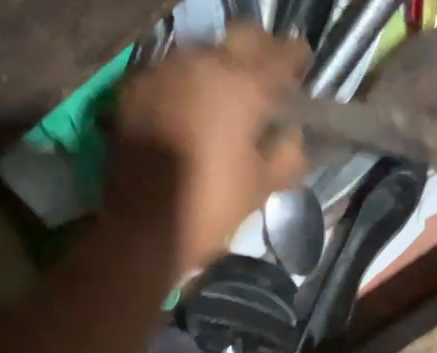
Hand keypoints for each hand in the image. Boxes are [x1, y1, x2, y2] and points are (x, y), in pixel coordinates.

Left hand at [110, 25, 309, 272]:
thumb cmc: (210, 209)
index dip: (297, 60)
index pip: (282, 55)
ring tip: (227, 95)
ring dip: (220, 69)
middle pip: (241, 39)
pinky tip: (191, 109)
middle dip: (259, 54)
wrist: (142, 229)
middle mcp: (203, 64)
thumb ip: (288, 154)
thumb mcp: (262, 187)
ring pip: (203, 53)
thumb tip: (293, 135)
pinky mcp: (134, 88)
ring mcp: (164, 71)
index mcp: (243, 86)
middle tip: (265, 79)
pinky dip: (186, 85)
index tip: (303, 69)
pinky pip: (171, 73)